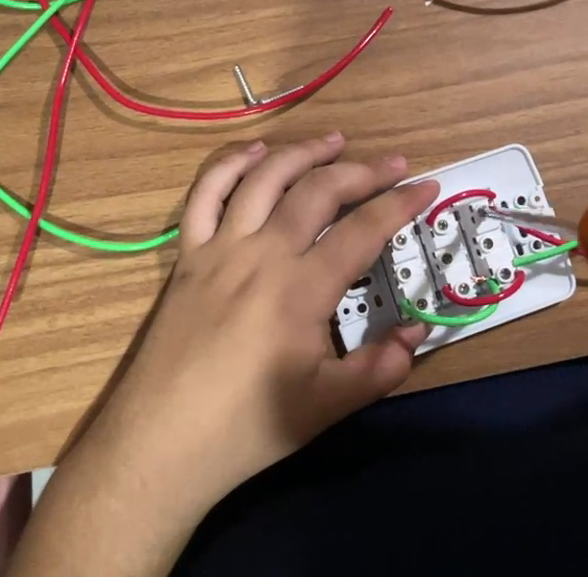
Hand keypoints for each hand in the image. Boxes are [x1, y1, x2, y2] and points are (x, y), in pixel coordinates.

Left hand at [74, 134, 436, 512]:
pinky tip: (256, 153)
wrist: (160, 445)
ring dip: (302, 152)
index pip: (362, 230)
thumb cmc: (247, 429)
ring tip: (334, 141)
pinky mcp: (188, 256)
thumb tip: (418, 332)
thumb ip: (379, 368)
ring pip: (264, 179)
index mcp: (301, 291)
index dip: (399, 203)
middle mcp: (262, 254)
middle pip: (317, 191)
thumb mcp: (326, 408)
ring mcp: (219, 249)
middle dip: (361, 170)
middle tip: (393, 163)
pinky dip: (231, 165)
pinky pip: (205, 195)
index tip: (427, 186)